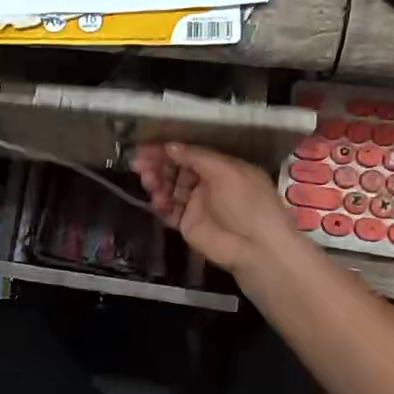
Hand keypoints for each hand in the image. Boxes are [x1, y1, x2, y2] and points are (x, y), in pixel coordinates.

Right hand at [130, 142, 296, 274]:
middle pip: (177, 170)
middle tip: (139, 163)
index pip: (190, 154)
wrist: (255, 248)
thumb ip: (197, 157)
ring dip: (156, 183)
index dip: (169, 150)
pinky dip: (159, 205)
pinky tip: (155, 202)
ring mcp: (196, 205)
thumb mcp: (226, 172)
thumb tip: (170, 146)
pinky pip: (168, 211)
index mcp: (221, 168)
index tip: (147, 146)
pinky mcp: (187, 224)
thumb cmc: (247, 203)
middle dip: (158, 165)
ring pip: (170, 189)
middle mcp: (207, 183)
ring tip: (147, 182)